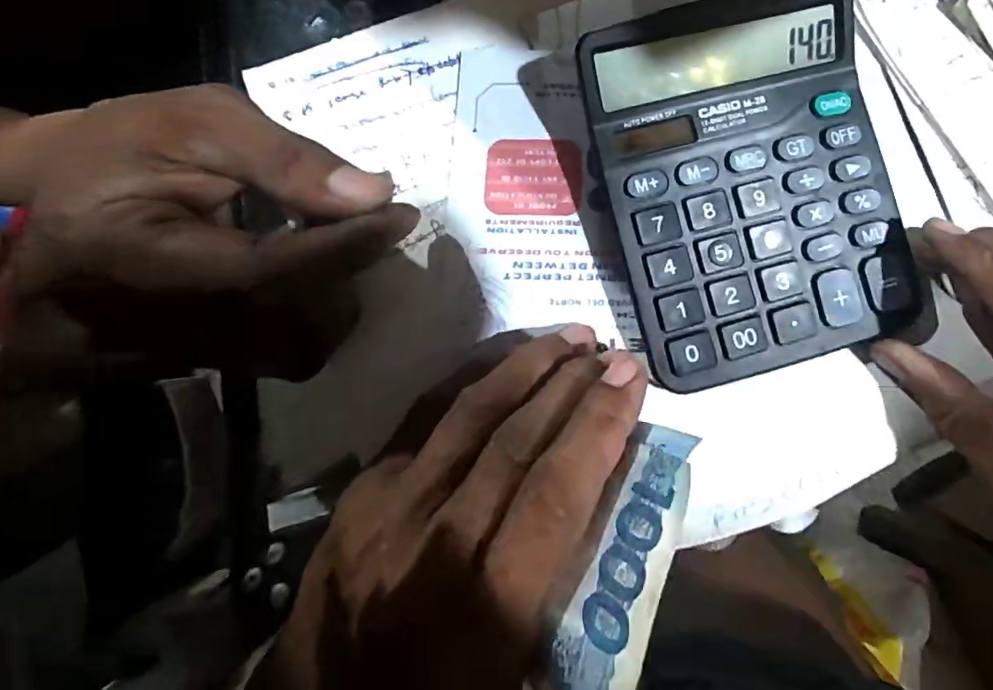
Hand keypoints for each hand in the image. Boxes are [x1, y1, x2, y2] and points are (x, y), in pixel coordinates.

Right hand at [0, 85, 418, 374]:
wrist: (54, 193)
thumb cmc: (122, 143)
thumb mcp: (198, 122)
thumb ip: (283, 158)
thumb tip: (373, 192)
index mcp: (136, 259)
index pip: (262, 272)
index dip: (342, 246)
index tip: (400, 214)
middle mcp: (152, 328)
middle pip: (289, 321)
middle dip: (348, 269)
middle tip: (372, 220)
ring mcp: (173, 354)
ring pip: (296, 349)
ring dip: (339, 294)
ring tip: (342, 240)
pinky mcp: (191, 360)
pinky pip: (279, 353)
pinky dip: (316, 313)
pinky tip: (313, 267)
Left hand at [259, 327, 647, 689]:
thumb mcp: (529, 663)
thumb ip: (571, 573)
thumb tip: (609, 476)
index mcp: (487, 610)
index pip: (555, 494)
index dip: (598, 427)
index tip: (631, 381)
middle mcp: (436, 547)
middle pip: (516, 441)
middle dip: (572, 387)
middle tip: (611, 352)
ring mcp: (389, 509)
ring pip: (471, 413)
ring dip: (529, 365)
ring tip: (572, 336)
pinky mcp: (362, 489)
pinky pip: (426, 412)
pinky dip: (473, 375)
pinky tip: (506, 354)